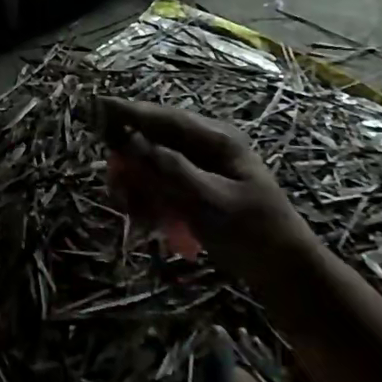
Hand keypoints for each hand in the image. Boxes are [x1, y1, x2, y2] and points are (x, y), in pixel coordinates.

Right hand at [96, 97, 307, 265]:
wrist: (285, 273)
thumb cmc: (255, 234)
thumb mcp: (213, 202)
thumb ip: (173, 172)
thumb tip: (133, 142)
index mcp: (218, 141)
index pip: (166, 118)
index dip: (130, 113)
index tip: (97, 108)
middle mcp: (206, 148)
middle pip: (154, 141)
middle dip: (130, 163)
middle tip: (117, 189)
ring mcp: (200, 170)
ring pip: (152, 166)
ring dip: (138, 187)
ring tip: (134, 214)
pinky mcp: (194, 191)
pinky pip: (160, 188)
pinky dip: (149, 202)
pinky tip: (148, 224)